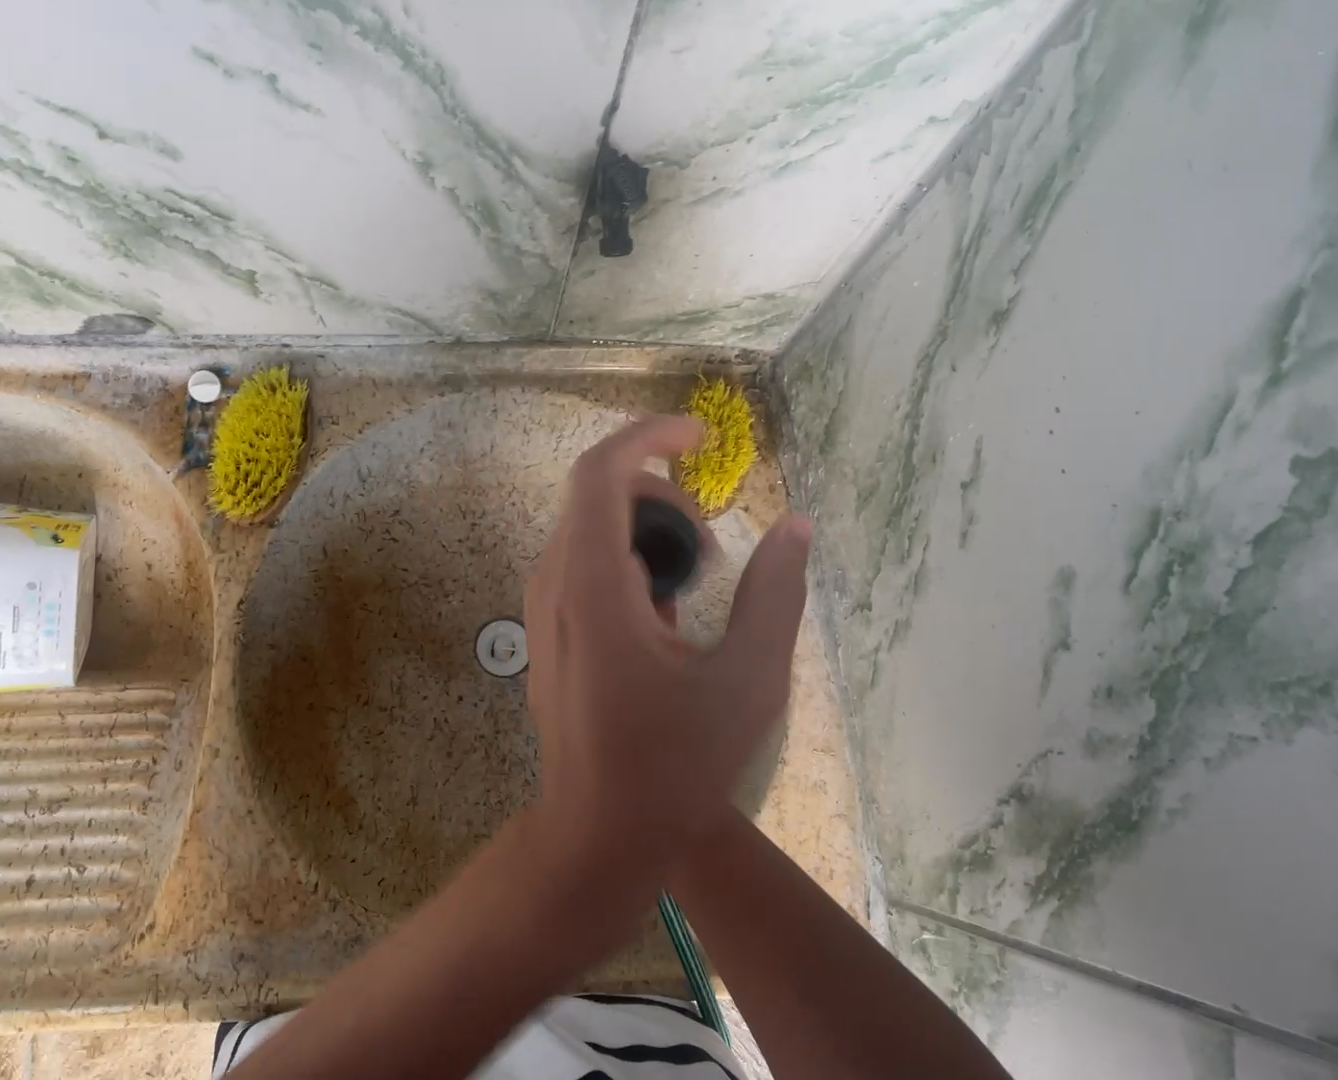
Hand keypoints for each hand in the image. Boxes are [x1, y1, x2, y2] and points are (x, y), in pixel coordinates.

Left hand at [523, 415, 812, 869]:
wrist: (598, 834)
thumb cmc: (675, 765)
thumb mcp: (747, 681)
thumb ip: (775, 596)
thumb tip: (795, 526)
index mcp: (594, 588)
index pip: (601, 472)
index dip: (649, 435)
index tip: (701, 436)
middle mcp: (553, 587)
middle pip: (597, 496)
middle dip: (661, 494)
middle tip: (714, 543)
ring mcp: (543, 612)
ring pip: (588, 531)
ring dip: (645, 530)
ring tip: (697, 579)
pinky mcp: (547, 634)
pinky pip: (581, 566)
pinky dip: (627, 561)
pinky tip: (666, 614)